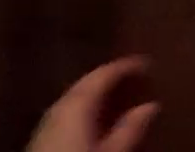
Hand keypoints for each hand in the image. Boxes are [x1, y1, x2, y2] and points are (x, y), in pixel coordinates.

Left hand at [27, 56, 159, 151]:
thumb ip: (130, 128)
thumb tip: (152, 106)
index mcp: (79, 101)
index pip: (105, 72)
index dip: (126, 65)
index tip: (145, 62)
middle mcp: (62, 101)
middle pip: (89, 80)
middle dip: (110, 76)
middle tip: (132, 76)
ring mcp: (48, 116)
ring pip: (77, 94)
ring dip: (96, 91)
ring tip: (117, 95)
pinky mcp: (42, 133)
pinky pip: (68, 108)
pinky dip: (84, 106)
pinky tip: (93, 117)